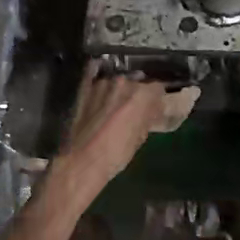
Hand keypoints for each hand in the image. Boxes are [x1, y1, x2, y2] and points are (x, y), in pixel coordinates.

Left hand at [54, 62, 166, 195]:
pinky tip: (101, 93)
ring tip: (115, 107)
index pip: (157, 88)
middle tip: (135, 110)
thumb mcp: (140, 137)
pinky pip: (95, 78)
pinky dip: (101, 86)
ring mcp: (102, 83)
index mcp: (141, 94)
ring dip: (119, 92)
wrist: (82, 160)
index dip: (157, 99)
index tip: (155, 108)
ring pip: (117, 83)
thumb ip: (148, 117)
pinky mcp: (84, 89)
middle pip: (136, 83)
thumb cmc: (116, 153)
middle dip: (137, 95)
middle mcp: (123, 82)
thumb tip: (151, 111)